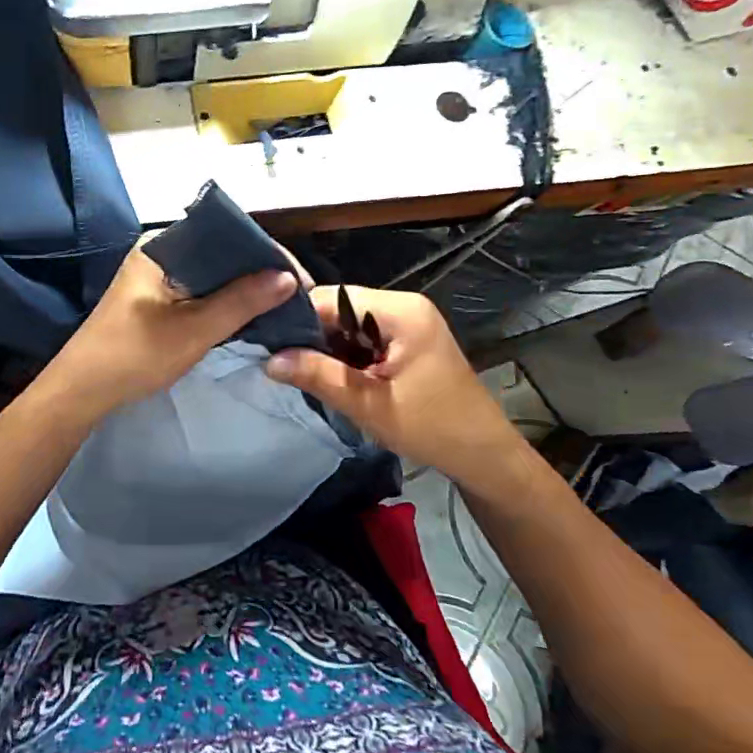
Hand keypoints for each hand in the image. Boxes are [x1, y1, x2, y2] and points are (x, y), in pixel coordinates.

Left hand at [41, 244, 296, 419]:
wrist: (82, 390)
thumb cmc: (134, 355)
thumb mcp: (194, 330)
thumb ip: (241, 301)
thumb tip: (288, 278)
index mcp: (162, 246)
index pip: (226, 233)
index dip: (266, 254)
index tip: (300, 280)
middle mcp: (161, 251)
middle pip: (222, 252)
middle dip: (259, 272)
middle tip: (297, 295)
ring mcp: (158, 275)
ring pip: (214, 273)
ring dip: (244, 288)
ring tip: (282, 304)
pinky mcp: (158, 297)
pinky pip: (201, 289)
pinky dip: (225, 300)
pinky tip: (250, 313)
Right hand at [265, 286, 524, 484]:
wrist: (483, 454)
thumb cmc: (431, 427)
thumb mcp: (368, 404)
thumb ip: (318, 376)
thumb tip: (268, 359)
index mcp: (400, 311)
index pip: (334, 298)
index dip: (300, 319)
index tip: (270, 343)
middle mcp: (404, 307)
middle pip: (341, 308)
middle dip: (313, 335)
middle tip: (281, 361)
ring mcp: (408, 323)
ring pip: (350, 325)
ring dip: (328, 348)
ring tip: (300, 370)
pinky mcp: (408, 341)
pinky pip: (365, 338)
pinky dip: (346, 356)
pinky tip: (330, 376)